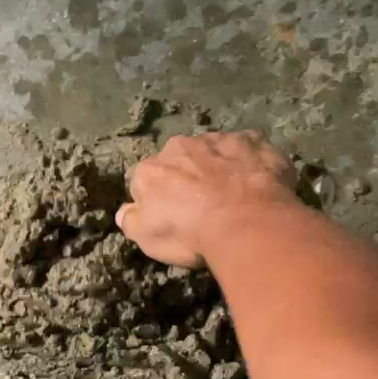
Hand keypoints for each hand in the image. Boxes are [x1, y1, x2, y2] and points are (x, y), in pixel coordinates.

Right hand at [116, 131, 306, 267]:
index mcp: (149, 169)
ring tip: (228, 194)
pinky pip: (243, 148)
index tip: (167, 217)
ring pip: (210, 151)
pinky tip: (252, 181)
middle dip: (184, 177)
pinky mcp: (252, 140)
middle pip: (177, 161)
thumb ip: (130, 220)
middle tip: (198, 206)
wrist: (246, 223)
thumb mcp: (147, 239)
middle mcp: (179, 145)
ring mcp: (217, 139)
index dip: (154, 200)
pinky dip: (245, 161)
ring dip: (214, 166)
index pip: (143, 181)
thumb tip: (126, 210)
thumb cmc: (189, 234)